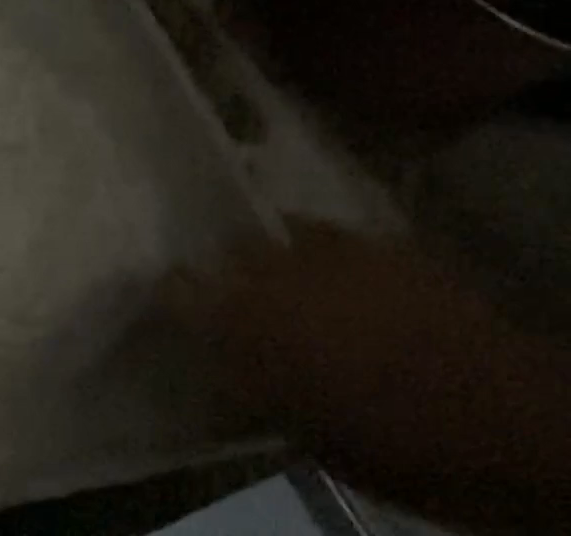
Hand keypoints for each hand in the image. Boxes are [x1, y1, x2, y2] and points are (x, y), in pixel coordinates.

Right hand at [172, 219, 570, 531]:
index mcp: (239, 320)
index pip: (173, 289)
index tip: (168, 308)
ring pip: (278, 233)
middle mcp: (268, 272)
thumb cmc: (396, 445)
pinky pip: (336, 236)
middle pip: (223, 251)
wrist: (511, 422)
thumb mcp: (303, 434)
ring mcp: (326, 251)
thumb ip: (252, 387)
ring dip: (277, 255)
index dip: (169, 297)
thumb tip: (218, 368)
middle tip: (236, 294)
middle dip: (226, 268)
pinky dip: (330, 252)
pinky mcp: (381, 244)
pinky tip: (343, 275)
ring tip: (289, 276)